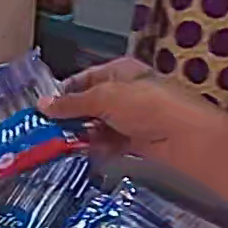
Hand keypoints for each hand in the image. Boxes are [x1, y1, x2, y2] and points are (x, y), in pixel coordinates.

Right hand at [38, 58, 227, 168]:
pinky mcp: (135, 141)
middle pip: (89, 105)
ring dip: (81, 136)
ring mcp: (131, 118)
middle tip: (46, 133)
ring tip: (60, 147)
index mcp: (120, 72)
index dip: (64, 93)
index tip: (43, 110)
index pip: (84, 79)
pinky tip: (83, 156)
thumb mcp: (104, 98)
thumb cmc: (147, 107)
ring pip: (97, 126)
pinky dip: (96, 149)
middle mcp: (125, 93)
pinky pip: (108, 144)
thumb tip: (41, 104)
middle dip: (70, 118)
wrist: (186, 139)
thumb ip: (71, 103)